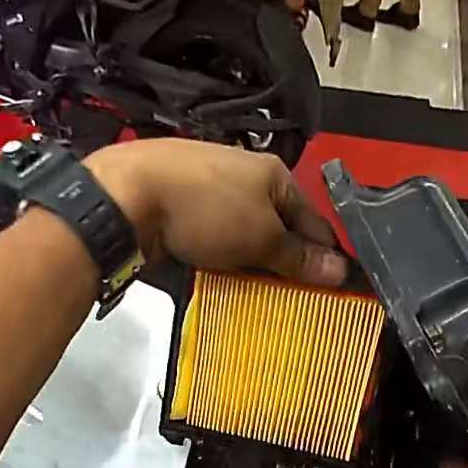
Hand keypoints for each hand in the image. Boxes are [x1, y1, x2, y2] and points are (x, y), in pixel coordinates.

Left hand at [83, 139, 347, 286]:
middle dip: (284, 259)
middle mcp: (244, 177)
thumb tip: (338, 269)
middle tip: (292, 292)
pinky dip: (220, 257)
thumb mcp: (261, 238)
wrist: (128, 198)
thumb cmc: (201, 205)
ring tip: (254, 288)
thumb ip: (299, 256)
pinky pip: (213, 238)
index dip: (324, 253)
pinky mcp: (182, 208)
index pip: (314, 219)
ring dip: (250, 261)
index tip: (331, 283)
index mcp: (274, 174)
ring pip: (243, 234)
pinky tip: (218, 272)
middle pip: (277, 226)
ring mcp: (210, 190)